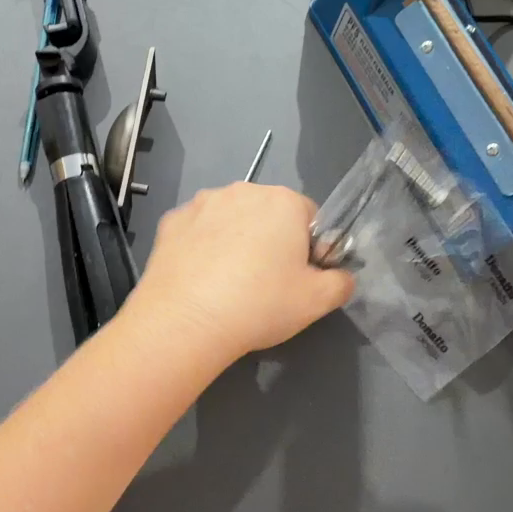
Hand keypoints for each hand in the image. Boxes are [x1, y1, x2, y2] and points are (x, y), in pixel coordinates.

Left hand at [125, 183, 353, 360]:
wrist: (185, 321)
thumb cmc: (259, 305)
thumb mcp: (317, 302)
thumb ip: (341, 282)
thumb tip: (342, 276)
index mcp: (283, 201)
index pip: (309, 216)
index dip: (308, 248)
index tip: (297, 278)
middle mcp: (242, 190)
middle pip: (268, 213)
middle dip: (270, 240)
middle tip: (264, 283)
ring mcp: (201, 203)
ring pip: (230, 218)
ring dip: (234, 240)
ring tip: (227, 283)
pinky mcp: (171, 221)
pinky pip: (197, 230)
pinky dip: (201, 247)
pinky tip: (199, 279)